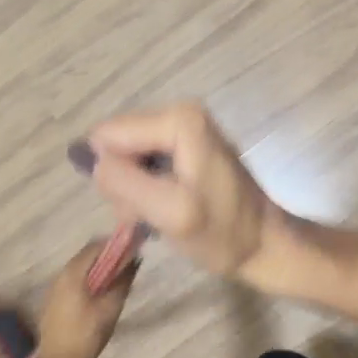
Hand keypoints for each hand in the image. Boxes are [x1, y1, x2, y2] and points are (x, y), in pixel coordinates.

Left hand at [35, 240, 137, 357]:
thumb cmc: (87, 333)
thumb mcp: (111, 307)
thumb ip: (123, 281)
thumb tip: (134, 260)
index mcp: (72, 273)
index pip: (94, 247)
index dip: (113, 246)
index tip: (129, 251)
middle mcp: (59, 276)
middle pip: (84, 257)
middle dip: (105, 258)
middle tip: (123, 267)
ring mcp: (53, 289)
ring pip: (77, 270)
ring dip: (95, 270)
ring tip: (112, 282)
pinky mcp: (51, 302)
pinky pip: (70, 282)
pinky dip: (85, 281)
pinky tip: (95, 296)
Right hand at [85, 101, 292, 286]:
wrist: (266, 246)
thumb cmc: (223, 234)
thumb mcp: (170, 213)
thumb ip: (127, 183)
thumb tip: (91, 158)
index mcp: (178, 119)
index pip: (108, 136)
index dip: (115, 176)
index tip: (139, 207)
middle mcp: (180, 112)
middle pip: (117, 144)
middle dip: (125, 183)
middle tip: (149, 216)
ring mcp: (183, 128)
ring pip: (127, 157)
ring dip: (134, 191)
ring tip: (159, 217)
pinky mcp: (185, 146)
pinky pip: (144, 163)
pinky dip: (146, 190)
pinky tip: (164, 209)